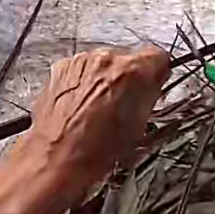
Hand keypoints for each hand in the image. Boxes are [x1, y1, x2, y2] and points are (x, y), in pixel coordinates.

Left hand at [0, 46, 168, 213]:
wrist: (56, 157)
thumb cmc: (95, 150)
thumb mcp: (139, 125)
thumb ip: (149, 95)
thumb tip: (153, 83)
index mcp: (132, 71)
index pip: (157, 56)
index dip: (157, 72)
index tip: (154, 82)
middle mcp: (105, 59)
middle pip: (128, 58)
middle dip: (129, 77)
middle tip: (126, 102)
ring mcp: (81, 62)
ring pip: (103, 62)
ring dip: (105, 79)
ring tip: (101, 108)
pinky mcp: (61, 67)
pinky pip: (81, 68)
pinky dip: (84, 81)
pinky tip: (83, 106)